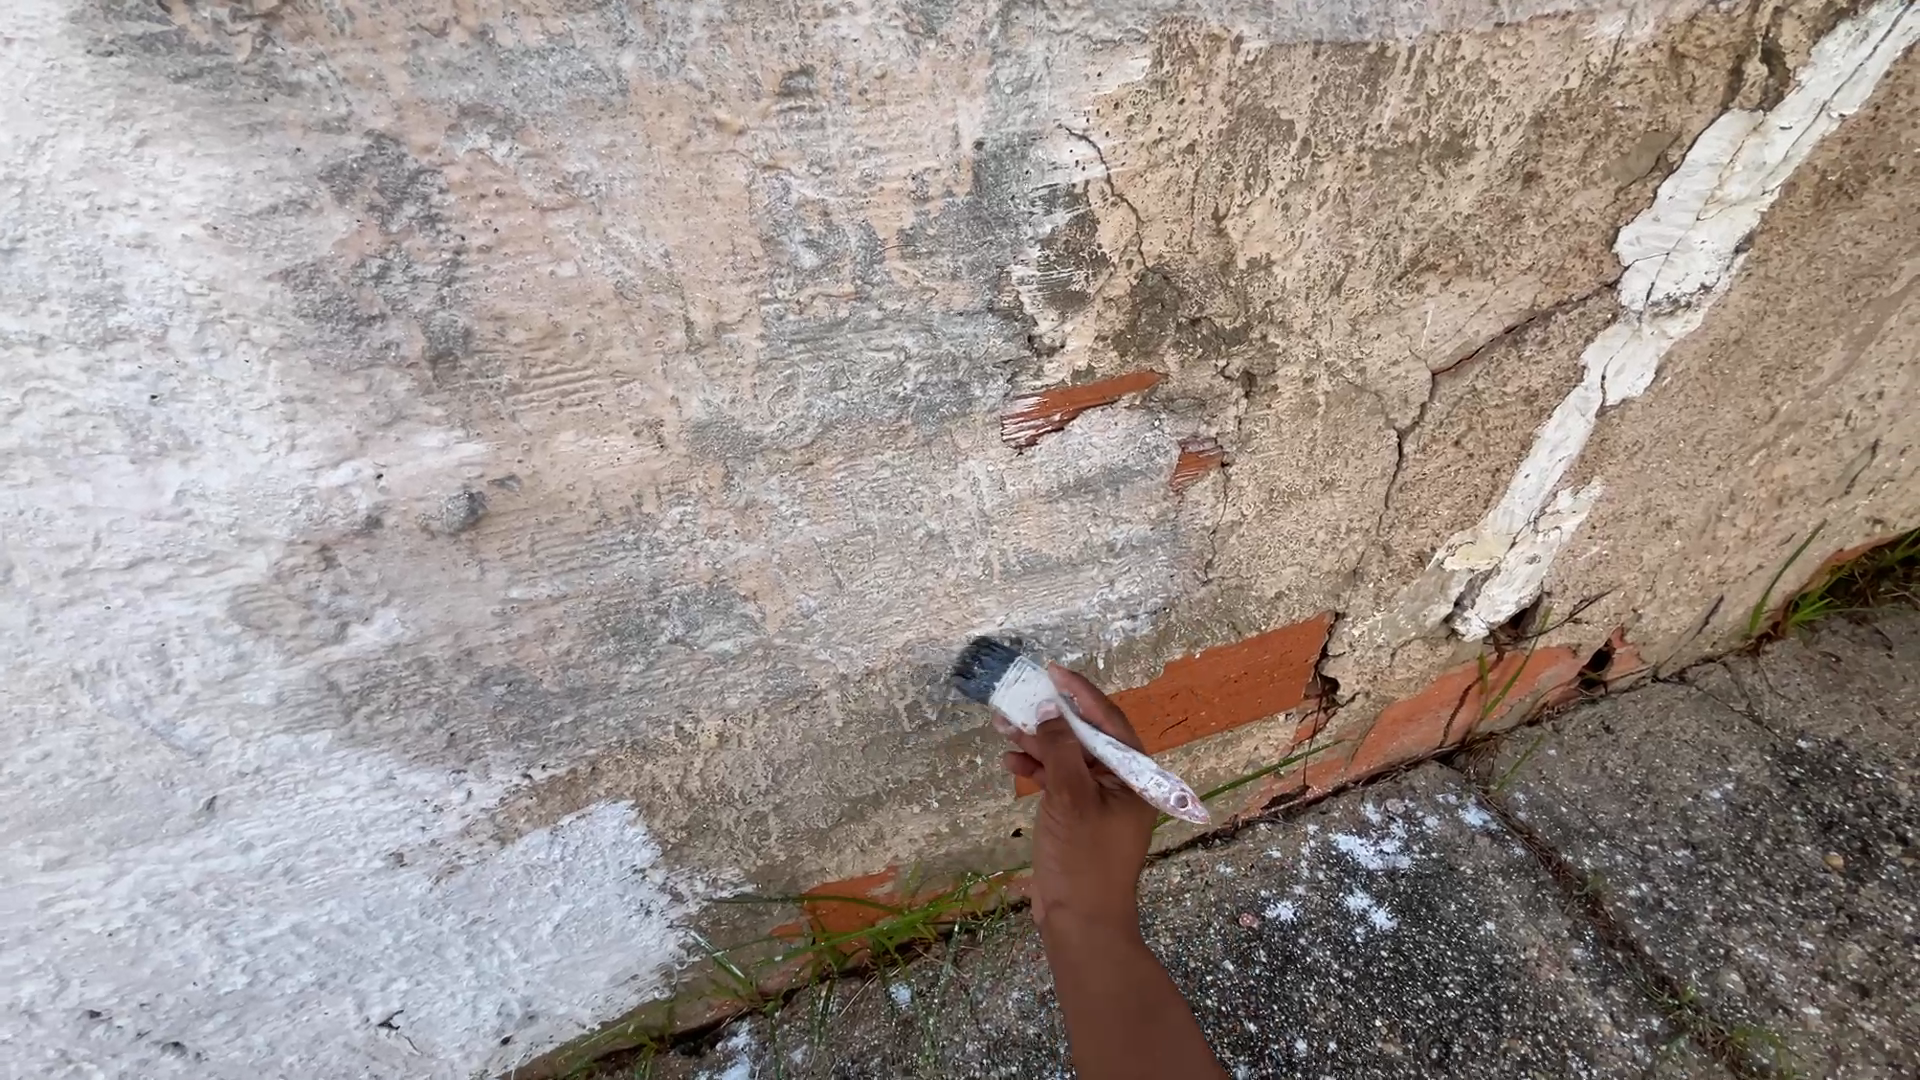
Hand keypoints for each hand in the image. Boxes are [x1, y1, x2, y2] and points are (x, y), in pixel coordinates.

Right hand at [996, 664, 1156, 935]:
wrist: (1081, 926)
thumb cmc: (1084, 860)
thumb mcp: (1071, 798)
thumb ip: (1060, 749)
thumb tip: (1049, 710)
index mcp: (1135, 776)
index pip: (1108, 719)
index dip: (1079, 691)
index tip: (1051, 670)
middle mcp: (1121, 782)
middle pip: (1084, 736)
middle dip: (1049, 718)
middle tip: (1017, 699)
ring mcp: (1099, 799)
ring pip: (1066, 756)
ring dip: (1037, 741)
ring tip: (1002, 726)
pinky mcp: (1078, 815)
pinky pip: (1058, 779)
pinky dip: (1036, 768)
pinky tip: (1011, 761)